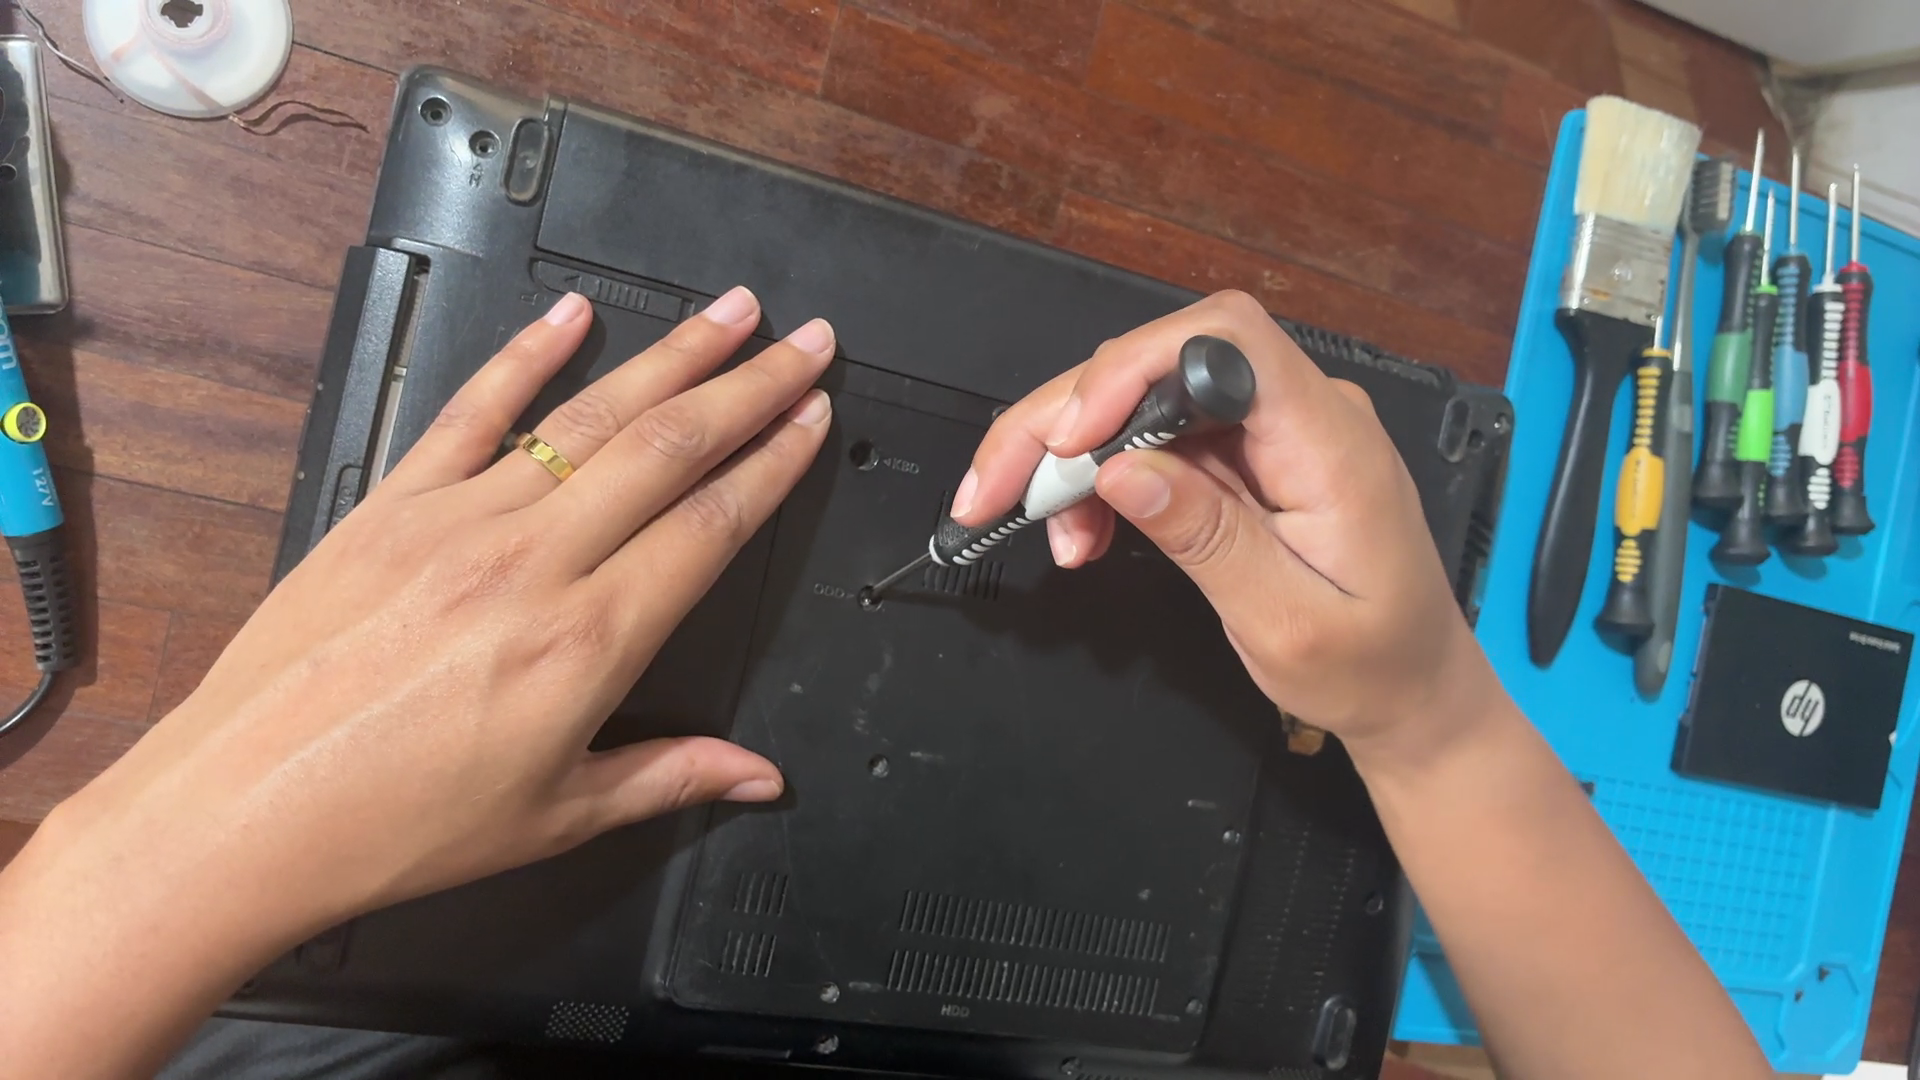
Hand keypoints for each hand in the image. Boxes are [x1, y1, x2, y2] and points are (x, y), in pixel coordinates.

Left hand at [53, 286, 832, 926]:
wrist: (228, 821)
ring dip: (673, 357)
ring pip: (591, 416)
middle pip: (669, 448)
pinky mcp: (393, 503)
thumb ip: (677, 776)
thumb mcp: (562, 814)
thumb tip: (765, 779)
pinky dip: (526, 356)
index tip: (813, 415)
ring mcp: (461, 520)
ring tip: (733, 312)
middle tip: (807, 342)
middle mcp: (536, 561)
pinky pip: (470, 411)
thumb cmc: (405, 825)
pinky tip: (575, 315)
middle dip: (752, 388)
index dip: (774, 463)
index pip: (711, 524)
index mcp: (590, 639)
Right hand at [958, 291, 1499, 761]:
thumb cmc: (1367, 666)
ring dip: (1069, 458)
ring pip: (1138, 405)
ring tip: (1039, 526)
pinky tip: (1080, 531)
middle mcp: (1292, 413)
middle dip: (1060, 421)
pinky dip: (1097, 483)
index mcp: (1326, 440)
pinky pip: (1149, 446)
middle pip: (1157, 367)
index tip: (1068, 442)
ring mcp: (1261, 433)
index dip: (1131, 369)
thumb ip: (1207, 539)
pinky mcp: (1236, 459)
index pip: (1225, 340)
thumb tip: (1118, 472)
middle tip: (990, 489)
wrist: (1409, 687)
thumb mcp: (1286, 622)